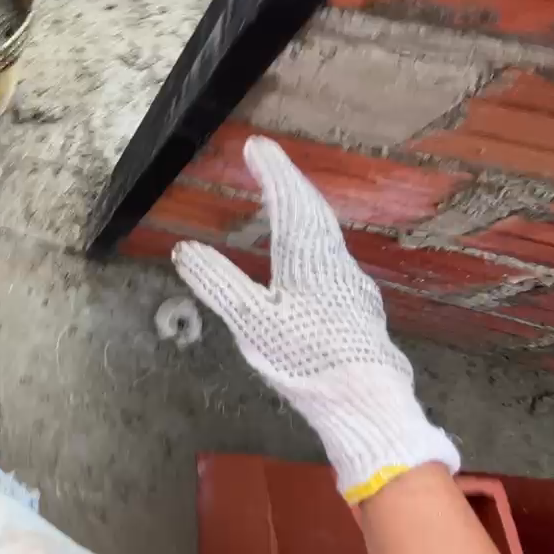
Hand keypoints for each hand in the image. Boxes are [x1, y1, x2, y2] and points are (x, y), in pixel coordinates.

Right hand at [172, 136, 459, 502]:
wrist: (370, 410)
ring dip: (301, 204)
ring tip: (282, 193)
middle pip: (312, 210)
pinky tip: (306, 248)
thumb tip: (183, 247)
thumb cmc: (308, 360)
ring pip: (325, 231)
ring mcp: (351, 285)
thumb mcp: (251, 321)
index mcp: (308, 259)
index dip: (272, 171)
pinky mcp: (357, 306)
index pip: (289, 202)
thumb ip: (216, 281)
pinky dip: (312, 231)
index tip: (255, 145)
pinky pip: (331, 251)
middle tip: (265, 157)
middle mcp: (334, 263)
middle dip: (287, 180)